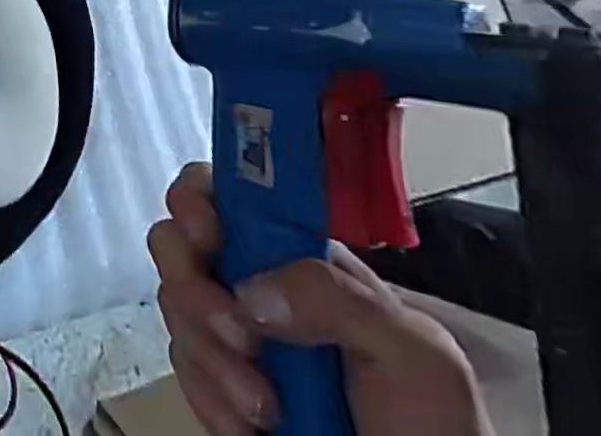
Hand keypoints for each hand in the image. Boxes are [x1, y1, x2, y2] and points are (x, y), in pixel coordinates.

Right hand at [147, 163, 491, 435]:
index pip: (221, 189)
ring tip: (267, 411)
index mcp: (291, 250)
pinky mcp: (214, 380)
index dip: (195, 198)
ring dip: (210, 361)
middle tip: (242, 340)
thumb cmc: (428, 423)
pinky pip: (180, 370)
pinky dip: (208, 401)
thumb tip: (250, 292)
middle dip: (193, 290)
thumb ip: (337, 298)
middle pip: (173, 243)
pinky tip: (249, 427)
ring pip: (172, 308)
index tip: (207, 236)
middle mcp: (248, 275)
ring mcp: (227, 326)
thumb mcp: (413, 353)